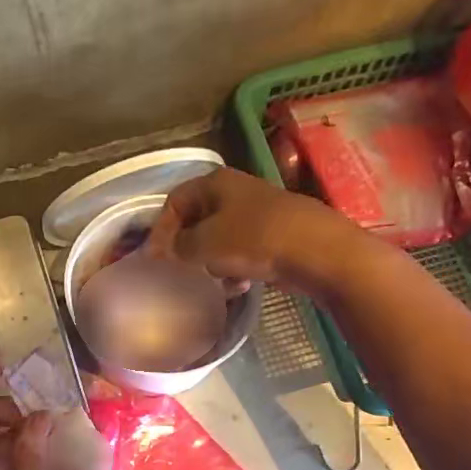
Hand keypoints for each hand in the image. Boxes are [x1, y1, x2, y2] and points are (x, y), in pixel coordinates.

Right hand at [145, 168, 370, 291]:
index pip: (174, 202)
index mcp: (215, 183)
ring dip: (212, 262)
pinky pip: (242, 252)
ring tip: (212, 282)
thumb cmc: (253, 239)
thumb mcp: (205, 243)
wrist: (315, 250)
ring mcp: (256, 214)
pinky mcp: (273, 237)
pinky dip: (235, 268)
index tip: (155, 259)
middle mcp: (235, 193)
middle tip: (180, 272)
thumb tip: (164, 252)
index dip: (160, 230)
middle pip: (197, 221)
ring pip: (220, 239)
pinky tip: (239, 286)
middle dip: (187, 248)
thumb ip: (178, 247)